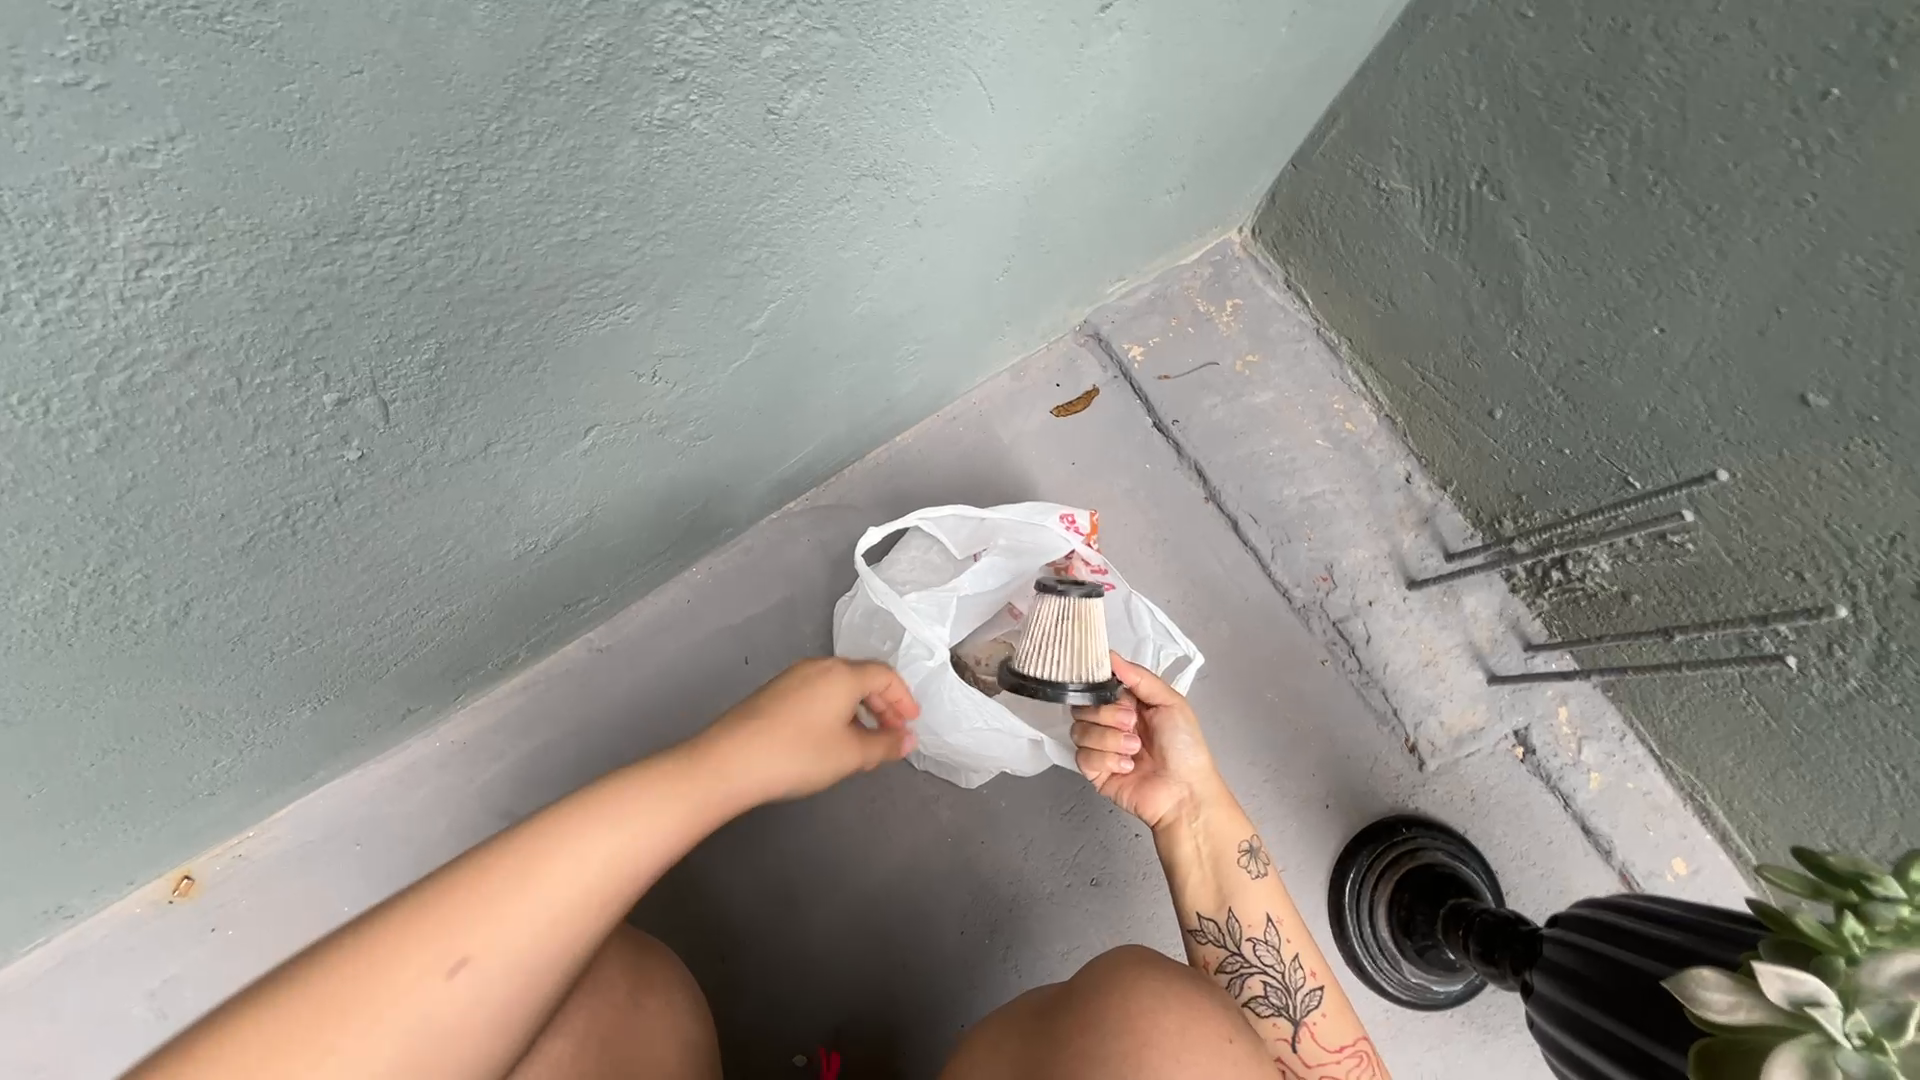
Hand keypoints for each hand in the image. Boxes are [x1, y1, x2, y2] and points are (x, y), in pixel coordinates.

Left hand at [701, 657, 919, 802]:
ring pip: (838, 687)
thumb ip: (885, 745)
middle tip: (893, 733)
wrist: (728, 762)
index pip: (885, 676)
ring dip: (859, 710)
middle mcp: (819, 667)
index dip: (903, 698)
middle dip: (883, 705)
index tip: (912, 723)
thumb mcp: (850, 754)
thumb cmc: (798, 754)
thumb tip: (908, 739)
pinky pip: (818, 694)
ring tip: (864, 741)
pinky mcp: (774, 693)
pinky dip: (835, 711)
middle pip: (861, 678)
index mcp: (843, 674)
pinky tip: (831, 740)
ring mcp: (793, 677)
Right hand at [1070, 653, 1220, 829]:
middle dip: (1107, 714)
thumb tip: (1111, 655)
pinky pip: (1082, 756)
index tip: (1106, 689)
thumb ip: (1139, 677)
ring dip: (1109, 739)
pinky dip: (1106, 759)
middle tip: (1131, 724)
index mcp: (1128, 703)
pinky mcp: (1095, 771)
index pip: (1096, 685)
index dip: (1098, 686)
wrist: (1185, 792)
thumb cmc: (1186, 748)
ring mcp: (1102, 747)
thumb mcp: (1170, 702)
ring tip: (1135, 749)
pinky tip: (1127, 766)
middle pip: (1082, 707)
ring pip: (1079, 730)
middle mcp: (1112, 723)